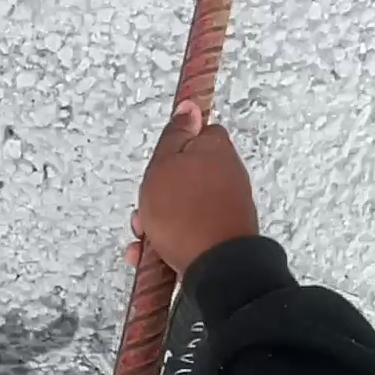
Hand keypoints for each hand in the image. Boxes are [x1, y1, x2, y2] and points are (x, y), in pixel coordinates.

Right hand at [126, 100, 257, 275]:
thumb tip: (188, 106)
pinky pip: (190, 230)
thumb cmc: (186, 214)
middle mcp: (228, 175)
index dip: (173, 146)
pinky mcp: (222, 234)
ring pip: (184, 205)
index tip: (159, 159)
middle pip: (186, 172)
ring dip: (159, 219)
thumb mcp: (163, 165)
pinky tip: (152, 254)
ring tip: (146, 236)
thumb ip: (174, 134)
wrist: (214, 267)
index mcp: (216, 149)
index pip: (197, 132)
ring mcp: (227, 206)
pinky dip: (169, 240)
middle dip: (159, 190)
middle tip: (147, 202)